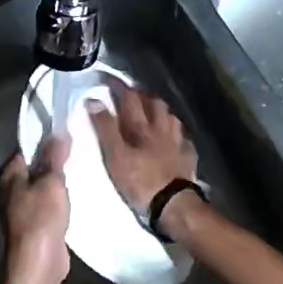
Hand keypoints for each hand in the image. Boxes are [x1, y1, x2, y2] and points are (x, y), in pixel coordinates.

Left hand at [0, 134, 71, 283]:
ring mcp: (24, 207)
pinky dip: (62, 196)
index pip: (28, 147)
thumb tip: (59, 131)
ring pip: (45, 183)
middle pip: (36, 165)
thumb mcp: (51, 181)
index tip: (67, 131)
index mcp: (11, 175)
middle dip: (56, 157)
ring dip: (60, 177)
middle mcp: (13, 189)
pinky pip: (51, 201)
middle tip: (79, 145)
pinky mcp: (37, 222)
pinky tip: (80, 190)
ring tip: (83, 163)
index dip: (47, 138)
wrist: (39, 265)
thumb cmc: (41, 218)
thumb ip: (55, 156)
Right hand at [88, 80, 197, 213]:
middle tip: (132, 94)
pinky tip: (175, 137)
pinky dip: (177, 133)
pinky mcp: (188, 156)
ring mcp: (178, 141)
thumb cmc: (140, 182)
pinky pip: (183, 138)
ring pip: (171, 117)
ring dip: (161, 110)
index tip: (108, 78)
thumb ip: (105, 128)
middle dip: (142, 95)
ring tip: (153, 111)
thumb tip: (94, 100)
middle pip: (154, 103)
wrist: (174, 205)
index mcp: (141, 127)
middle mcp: (161, 128)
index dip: (118, 86)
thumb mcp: (115, 157)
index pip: (129, 98)